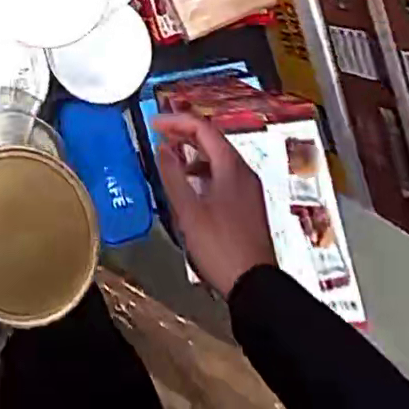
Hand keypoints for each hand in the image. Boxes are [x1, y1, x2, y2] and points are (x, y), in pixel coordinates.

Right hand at [152, 113, 276, 297]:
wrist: (255, 287)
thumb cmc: (220, 246)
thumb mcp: (189, 212)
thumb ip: (173, 176)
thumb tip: (162, 148)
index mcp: (231, 166)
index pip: (203, 128)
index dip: (176, 121)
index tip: (153, 123)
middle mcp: (243, 170)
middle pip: (212, 139)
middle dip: (184, 132)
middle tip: (159, 134)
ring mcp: (248, 187)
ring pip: (218, 156)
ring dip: (193, 150)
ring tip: (169, 156)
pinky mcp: (247, 203)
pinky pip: (223, 173)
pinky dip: (203, 169)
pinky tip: (189, 184)